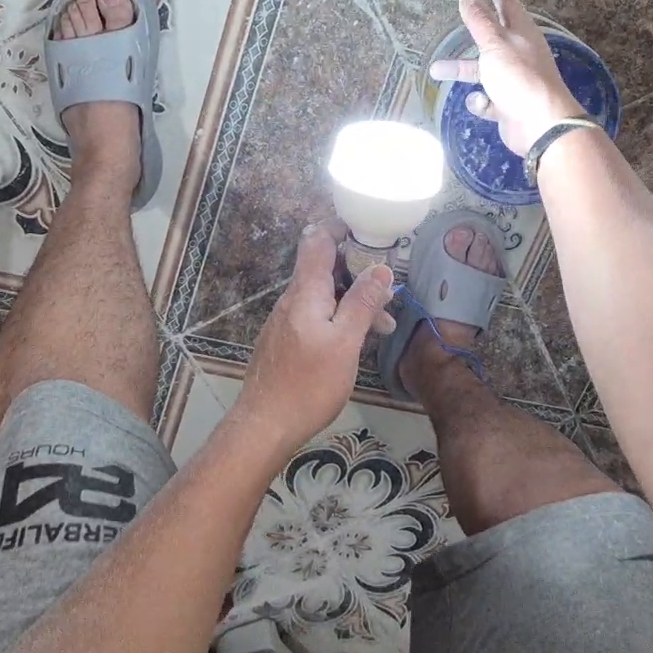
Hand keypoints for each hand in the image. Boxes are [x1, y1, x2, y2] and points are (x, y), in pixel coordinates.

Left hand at [233, 218, 394, 452]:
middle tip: (388, 287)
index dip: (340, 227)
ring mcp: (286, 320)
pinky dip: (338, 318)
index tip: (367, 231)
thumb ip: (362, 303)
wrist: (264, 424)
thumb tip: (380, 268)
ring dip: (352, 300)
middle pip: (323, 267)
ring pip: (322, 295)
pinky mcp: (285, 340)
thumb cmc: (308, 383)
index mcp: (305, 291)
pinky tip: (356, 340)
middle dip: (357, 271)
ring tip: (385, 323)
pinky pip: (315, 315)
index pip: (317, 240)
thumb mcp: (345, 342)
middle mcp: (292, 299)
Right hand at [428, 0, 582, 153]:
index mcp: (521, 34)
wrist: (539, 124)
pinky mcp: (508, 105)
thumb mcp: (494, 44)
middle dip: (476, 32)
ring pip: (484, 71)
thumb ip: (479, 21)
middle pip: (493, 39)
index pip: (510, 9)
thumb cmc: (518, 76)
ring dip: (463, 70)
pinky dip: (481, 102)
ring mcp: (514, 81)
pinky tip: (478, 102)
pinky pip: (488, 100)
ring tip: (435, 70)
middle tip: (462, 19)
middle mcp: (520, 55)